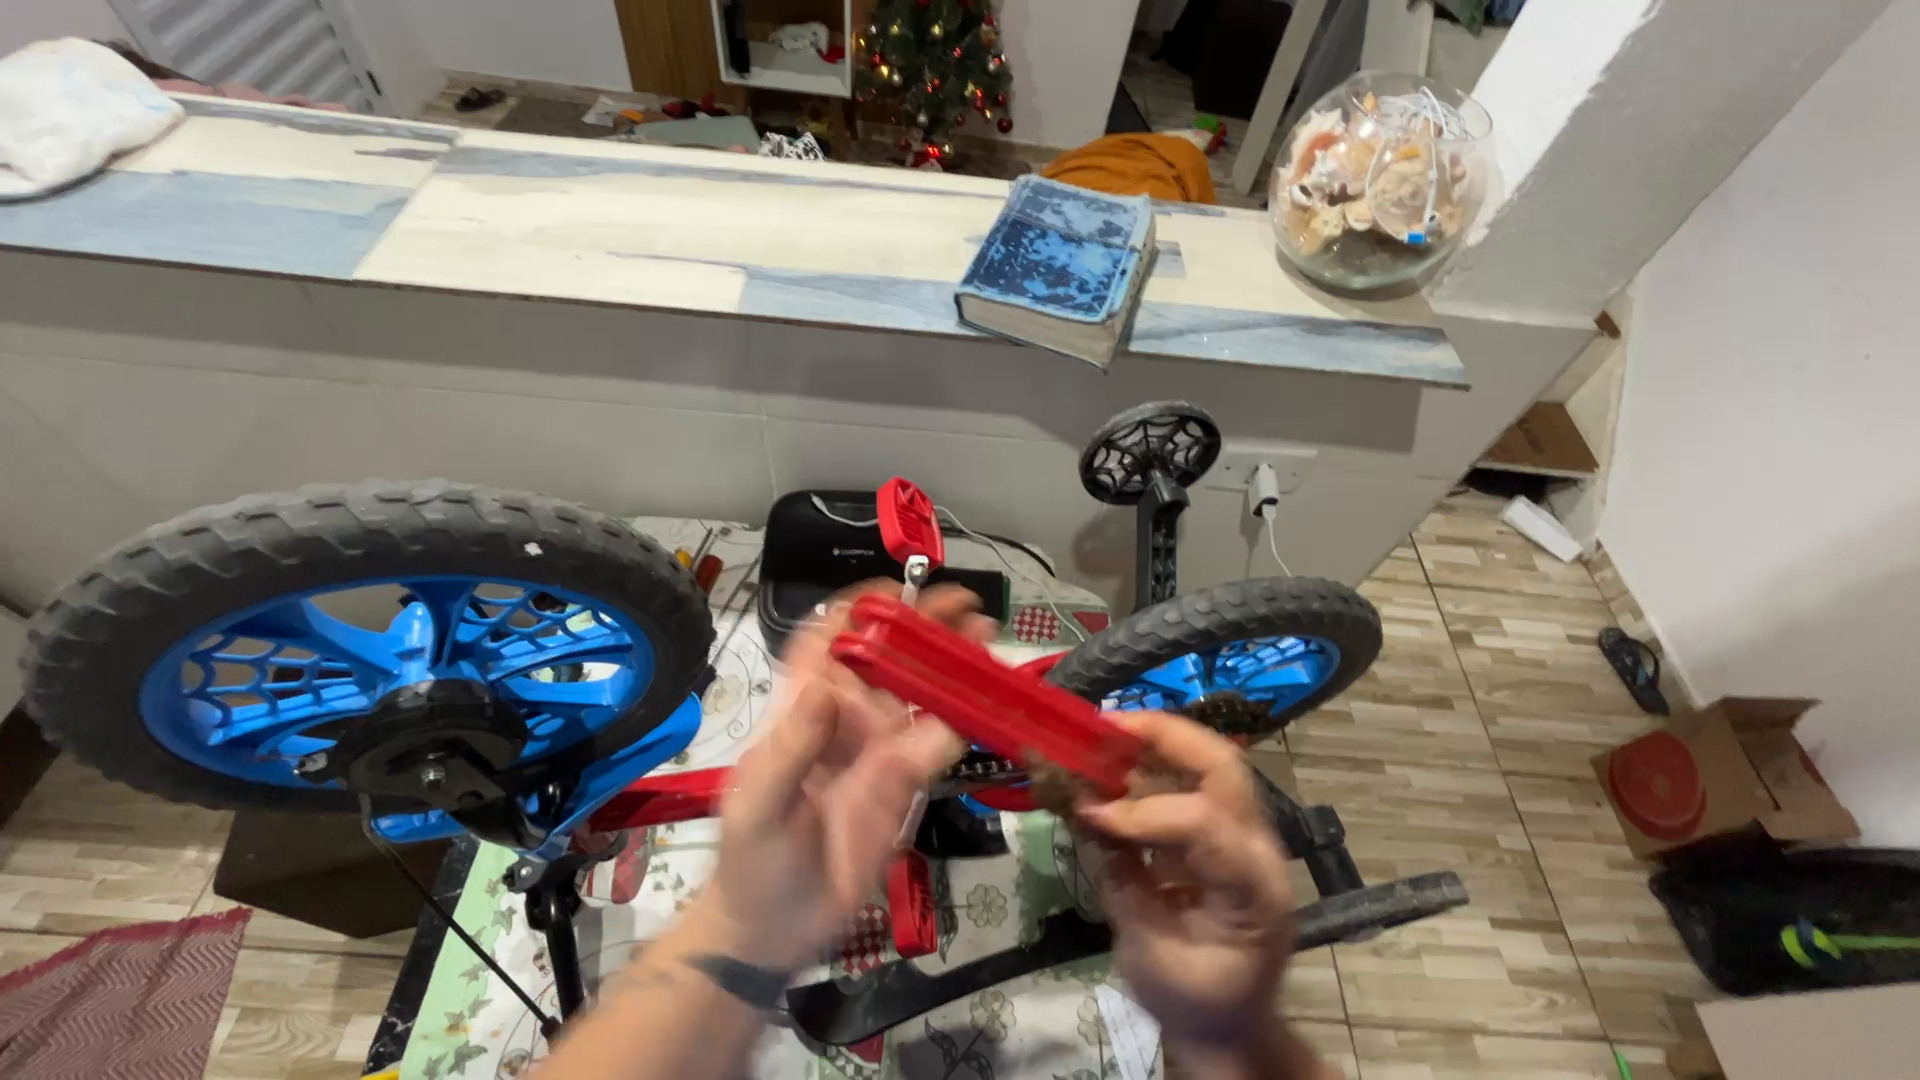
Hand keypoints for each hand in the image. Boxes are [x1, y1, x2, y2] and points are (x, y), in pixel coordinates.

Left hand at [696, 584, 986, 970]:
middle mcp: (845, 714)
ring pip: (920, 689)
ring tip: (986, 639)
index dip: (859, 609)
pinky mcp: (905, 779)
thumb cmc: (754, 856)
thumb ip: (792, 747)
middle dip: (922, 625)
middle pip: (887, 654)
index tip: (897, 590)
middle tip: (964, 607)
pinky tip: (989, 701)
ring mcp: (878, 745)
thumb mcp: (758, 802)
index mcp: (803, 705)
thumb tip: (825, 687)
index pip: (828, 639)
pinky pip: (939, 739)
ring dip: (951, 661)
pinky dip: (965, 717)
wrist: (775, 926)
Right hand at [1074, 711, 1295, 1049]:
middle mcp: (1261, 849)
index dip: (1140, 811)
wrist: (1233, 1027)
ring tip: (1100, 734)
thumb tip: (1083, 812)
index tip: (1086, 811)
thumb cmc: (1194, 1003)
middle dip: (1162, 734)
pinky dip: (1152, 762)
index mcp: (1251, 892)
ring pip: (1212, 761)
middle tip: (1102, 727)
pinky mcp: (1227, 831)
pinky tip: (1113, 763)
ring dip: (1155, 739)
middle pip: (1222, 765)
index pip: (1204, 824)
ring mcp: (1249, 835)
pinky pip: (1194, 779)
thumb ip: (1118, 878)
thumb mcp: (1147, 954)